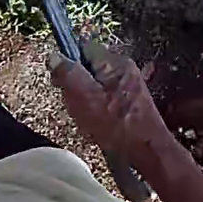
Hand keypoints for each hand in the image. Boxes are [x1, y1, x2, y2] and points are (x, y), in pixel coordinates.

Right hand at [48, 42, 174, 164]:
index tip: (60, 81)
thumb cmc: (118, 126)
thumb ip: (68, 74)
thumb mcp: (85, 97)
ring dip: (84, 102)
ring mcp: (128, 87)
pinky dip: (95, 112)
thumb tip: (54, 56)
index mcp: (115, 63)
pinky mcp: (129, 103)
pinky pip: (103, 101)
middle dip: (75, 87)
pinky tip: (96, 125)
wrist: (148, 152)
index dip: (67, 63)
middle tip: (75, 105)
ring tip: (87, 119)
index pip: (83, 48)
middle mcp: (124, 70)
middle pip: (87, 69)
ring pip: (93, 87)